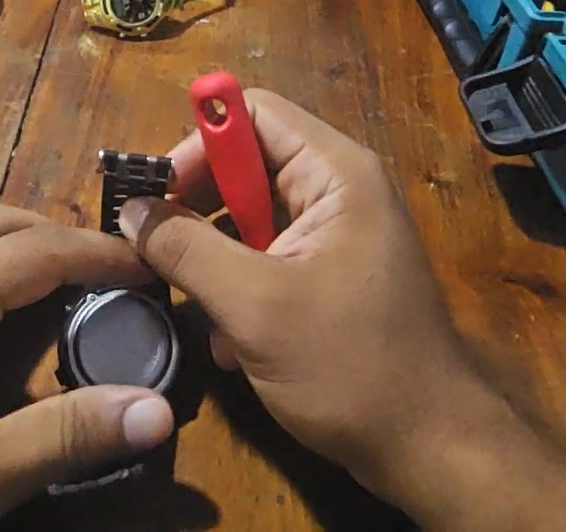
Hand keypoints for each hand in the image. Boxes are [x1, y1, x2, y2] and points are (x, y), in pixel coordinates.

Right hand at [120, 90, 565, 530]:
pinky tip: (227, 337)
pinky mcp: (329, 270)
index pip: (251, 112)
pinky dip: (238, 282)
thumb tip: (131, 211)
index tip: (158, 194)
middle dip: (197, 204)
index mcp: (334, 171)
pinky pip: (267, 251)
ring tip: (191, 299)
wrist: (433, 453)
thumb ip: (186, 250)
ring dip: (213, 253)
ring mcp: (335, 230)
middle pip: (246, 161)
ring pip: (249, 212)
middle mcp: (337, 187)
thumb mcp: (254, 306)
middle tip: (158, 247)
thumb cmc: (350, 367)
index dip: (199, 142)